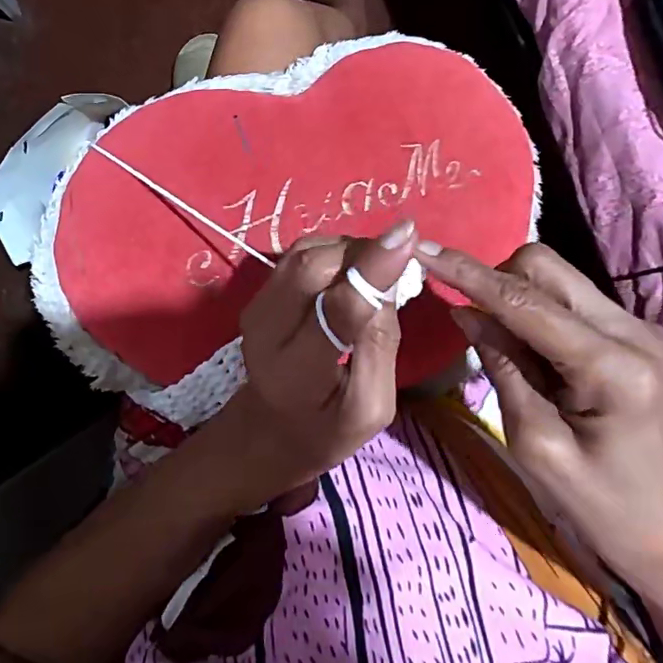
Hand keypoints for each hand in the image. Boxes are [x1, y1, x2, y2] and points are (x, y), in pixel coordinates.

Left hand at [220, 219, 418, 501]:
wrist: (270, 426)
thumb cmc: (328, 428)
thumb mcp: (371, 407)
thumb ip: (381, 346)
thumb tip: (390, 281)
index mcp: (296, 372)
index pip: (335, 311)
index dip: (371, 269)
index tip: (407, 235)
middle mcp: (265, 330)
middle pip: (312, 266)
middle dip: (361, 252)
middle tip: (396, 259)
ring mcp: (255, 306)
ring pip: (304, 252)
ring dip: (347, 248)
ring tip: (376, 268)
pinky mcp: (258, 292)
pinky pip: (298, 255)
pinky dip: (332, 251)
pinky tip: (352, 269)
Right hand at [420, 242, 662, 608]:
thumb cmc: (605, 511)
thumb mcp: (537, 446)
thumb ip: (502, 368)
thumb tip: (465, 312)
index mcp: (613, 366)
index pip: (524, 301)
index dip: (469, 274)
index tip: (424, 250)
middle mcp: (634, 331)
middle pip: (546, 267)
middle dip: (497, 280)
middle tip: (471, 322)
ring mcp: (642, 330)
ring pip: (558, 279)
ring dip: (517, 298)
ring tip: (506, 352)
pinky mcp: (639, 338)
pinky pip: (572, 302)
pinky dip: (538, 313)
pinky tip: (534, 357)